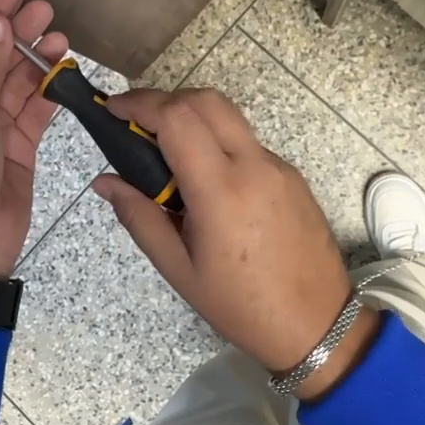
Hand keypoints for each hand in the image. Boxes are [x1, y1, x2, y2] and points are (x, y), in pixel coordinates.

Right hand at [91, 88, 372, 398]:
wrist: (319, 326)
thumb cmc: (240, 306)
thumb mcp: (179, 269)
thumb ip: (139, 217)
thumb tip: (104, 182)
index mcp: (221, 189)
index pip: (177, 118)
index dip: (140, 103)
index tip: (113, 109)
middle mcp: (254, 165)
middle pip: (205, 100)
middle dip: (164, 99)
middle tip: (135, 124)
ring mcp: (279, 167)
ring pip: (229, 118)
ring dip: (192, 118)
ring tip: (165, 154)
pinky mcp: (292, 176)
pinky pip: (247, 143)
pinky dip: (216, 143)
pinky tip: (204, 182)